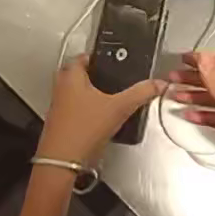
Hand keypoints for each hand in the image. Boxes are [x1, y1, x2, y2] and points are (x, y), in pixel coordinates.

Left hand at [36, 55, 164, 165]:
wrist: (63, 160)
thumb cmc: (82, 129)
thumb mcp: (119, 108)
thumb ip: (140, 93)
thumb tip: (156, 84)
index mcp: (71, 75)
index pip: (85, 56)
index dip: (101, 57)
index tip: (114, 60)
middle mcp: (61, 86)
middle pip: (82, 74)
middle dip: (98, 76)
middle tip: (115, 79)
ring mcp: (58, 104)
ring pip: (78, 91)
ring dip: (93, 93)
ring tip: (111, 99)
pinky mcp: (60, 120)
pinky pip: (76, 108)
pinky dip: (88, 109)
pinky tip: (101, 118)